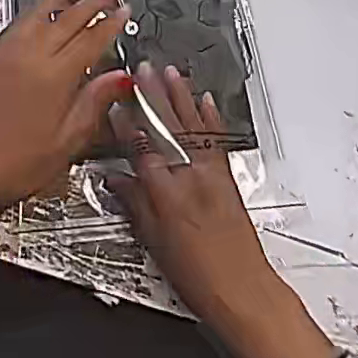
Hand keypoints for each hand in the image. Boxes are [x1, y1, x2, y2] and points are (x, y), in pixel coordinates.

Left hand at [0, 0, 132, 211]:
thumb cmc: (17, 163)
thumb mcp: (69, 140)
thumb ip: (95, 101)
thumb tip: (120, 78)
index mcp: (54, 77)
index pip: (91, 40)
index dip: (110, 24)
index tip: (123, 12)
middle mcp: (31, 58)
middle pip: (68, 19)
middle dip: (92, 1)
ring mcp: (9, 55)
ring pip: (39, 14)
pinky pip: (18, 23)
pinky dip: (34, 10)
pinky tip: (40, 9)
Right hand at [107, 64, 279, 332]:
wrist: (242, 288)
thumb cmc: (196, 274)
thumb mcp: (153, 241)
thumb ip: (134, 204)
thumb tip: (116, 180)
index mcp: (164, 193)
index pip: (139, 147)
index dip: (125, 123)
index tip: (115, 103)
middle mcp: (189, 176)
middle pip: (166, 127)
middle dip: (152, 95)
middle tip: (142, 70)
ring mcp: (211, 172)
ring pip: (192, 125)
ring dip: (180, 95)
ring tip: (170, 72)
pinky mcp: (228, 175)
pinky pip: (217, 138)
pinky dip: (210, 116)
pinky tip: (204, 99)